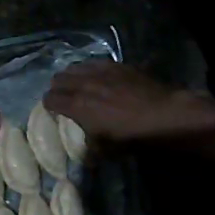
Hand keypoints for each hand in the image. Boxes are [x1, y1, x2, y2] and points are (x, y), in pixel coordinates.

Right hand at [43, 61, 214, 143]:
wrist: (166, 116)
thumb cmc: (134, 137)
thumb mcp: (106, 150)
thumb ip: (90, 147)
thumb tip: (85, 151)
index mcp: (77, 106)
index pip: (50, 99)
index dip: (48, 105)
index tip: (52, 110)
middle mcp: (84, 85)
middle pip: (58, 80)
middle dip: (57, 88)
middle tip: (62, 97)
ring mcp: (101, 72)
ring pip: (74, 68)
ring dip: (70, 76)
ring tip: (75, 84)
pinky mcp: (117, 65)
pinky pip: (94, 62)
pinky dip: (88, 68)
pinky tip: (94, 74)